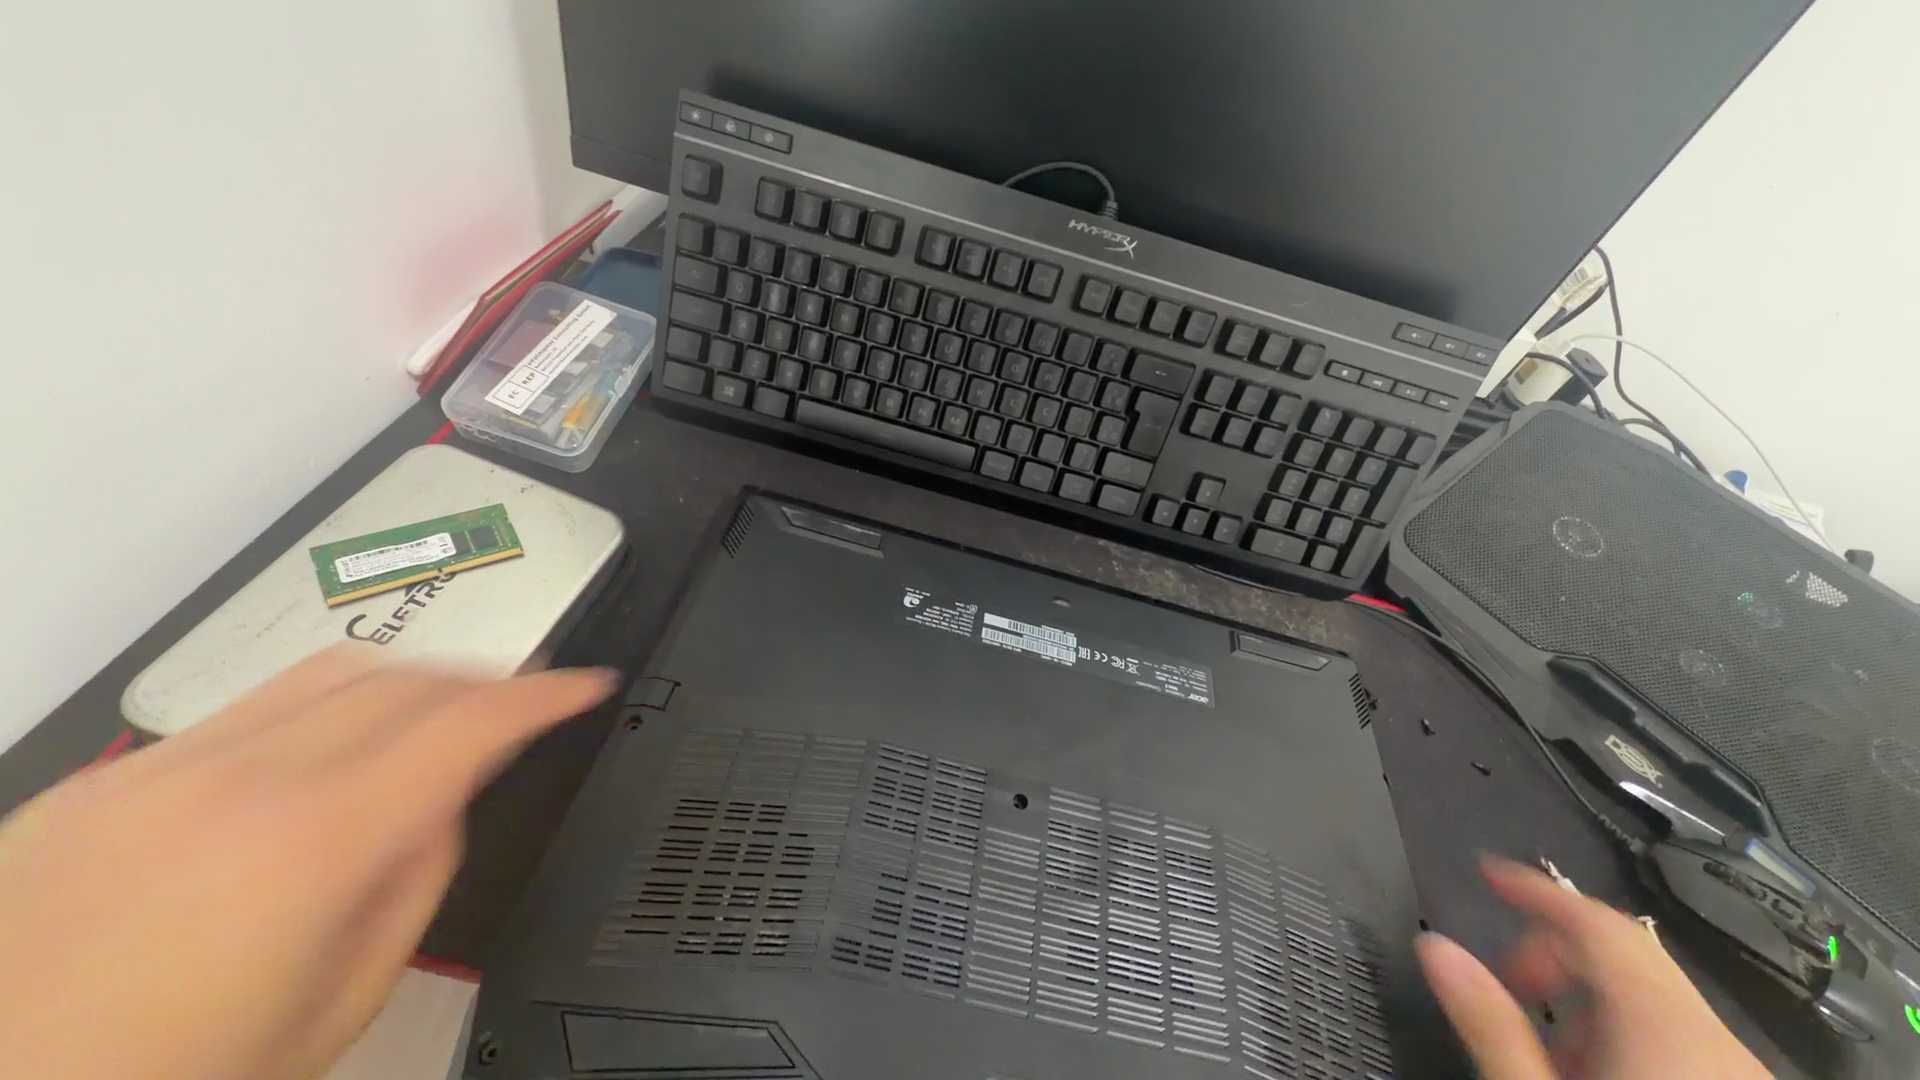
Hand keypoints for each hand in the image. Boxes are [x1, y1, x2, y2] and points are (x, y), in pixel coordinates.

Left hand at [0, 646, 616, 1079]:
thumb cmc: (179, 1077)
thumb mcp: (349, 995)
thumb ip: (418, 874)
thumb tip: (441, 799)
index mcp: (315, 844)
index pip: (470, 725)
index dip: (547, 693)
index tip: (585, 684)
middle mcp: (235, 782)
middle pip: (407, 678)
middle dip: (486, 680)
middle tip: (522, 704)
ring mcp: (156, 772)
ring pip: (330, 670)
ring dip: (412, 678)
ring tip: (442, 710)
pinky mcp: (100, 783)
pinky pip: (246, 706)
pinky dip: (323, 706)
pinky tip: (331, 750)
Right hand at [1418, 857, 1770, 1078]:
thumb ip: (1486, 1020)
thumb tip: (1433, 946)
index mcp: (1662, 1029)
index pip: (1595, 923)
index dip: (1536, 888)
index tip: (1487, 872)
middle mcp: (1714, 1044)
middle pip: (1626, 955)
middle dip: (1552, 950)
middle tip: (1503, 977)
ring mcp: (1737, 1075)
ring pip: (1654, 999)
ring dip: (1587, 999)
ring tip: (1544, 1047)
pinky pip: (1681, 1038)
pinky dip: (1626, 1034)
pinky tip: (1594, 1076)